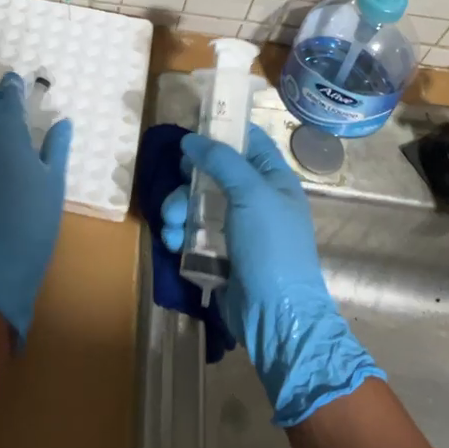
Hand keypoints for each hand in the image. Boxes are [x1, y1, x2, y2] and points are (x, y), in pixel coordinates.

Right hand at [163, 125, 383, 426]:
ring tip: (172, 226)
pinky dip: (178, 233)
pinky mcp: (217, 251)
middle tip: (177, 186)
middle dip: (188, 179)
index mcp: (272, 179)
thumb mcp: (251, 194)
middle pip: (212, 170)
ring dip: (177, 209)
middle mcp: (254, 198)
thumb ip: (222, 160)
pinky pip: (191, 229)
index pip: (247, 140)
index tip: (191, 129)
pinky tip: (173, 243)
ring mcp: (235, 226)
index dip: (220, 131)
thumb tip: (191, 139)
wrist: (277, 318)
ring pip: (195, 201)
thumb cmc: (271, 247)